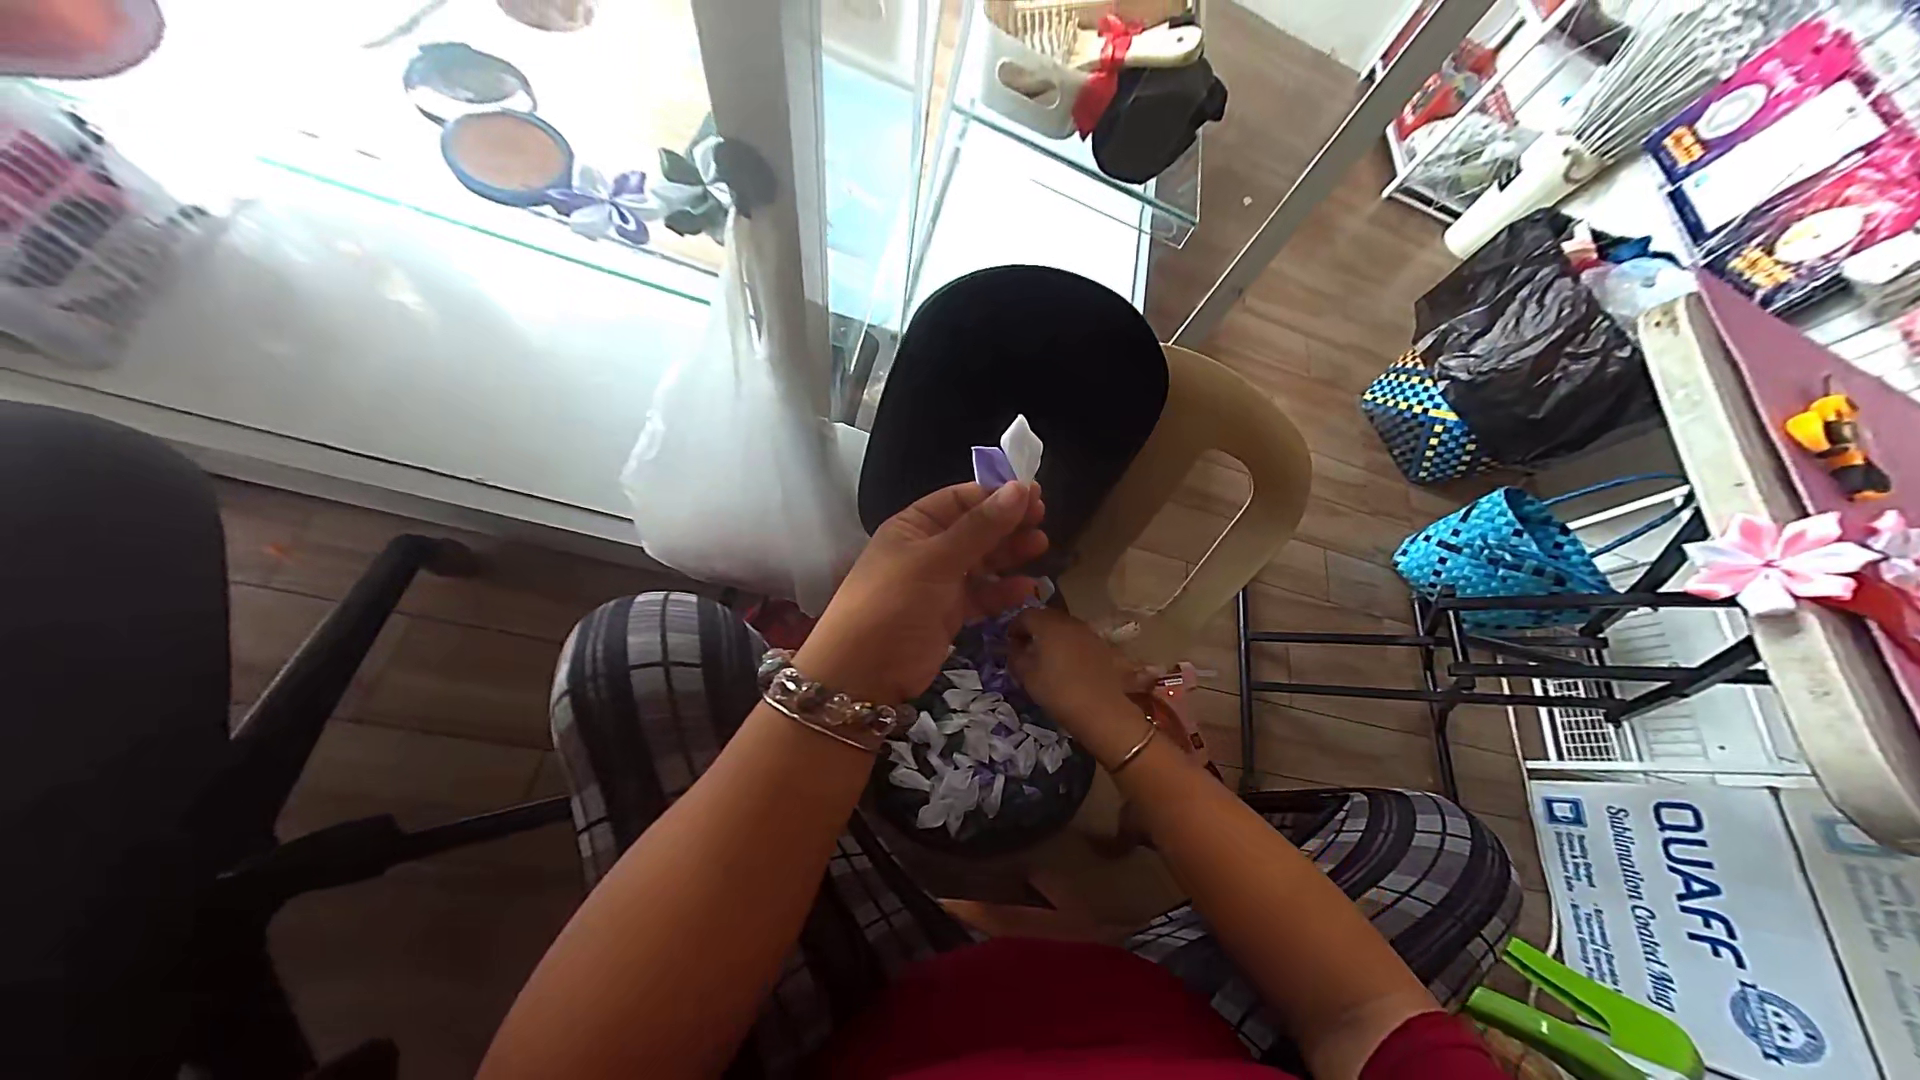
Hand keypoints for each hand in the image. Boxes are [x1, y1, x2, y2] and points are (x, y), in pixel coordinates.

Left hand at [794, 481, 1046, 704]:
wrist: (863, 673)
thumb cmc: (894, 604)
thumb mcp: (936, 560)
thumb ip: (980, 527)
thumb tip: (1020, 489)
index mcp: (914, 526)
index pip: (960, 500)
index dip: (996, 496)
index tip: (1034, 495)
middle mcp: (926, 550)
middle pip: (974, 529)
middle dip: (1007, 524)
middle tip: (1043, 520)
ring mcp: (938, 584)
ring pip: (981, 562)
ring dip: (1009, 555)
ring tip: (1041, 546)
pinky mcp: (948, 615)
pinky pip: (981, 595)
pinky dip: (1002, 591)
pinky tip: (1027, 588)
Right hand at [1007, 607, 1150, 763]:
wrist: (1101, 709)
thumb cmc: (1057, 691)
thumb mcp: (1026, 675)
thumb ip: (1015, 656)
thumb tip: (1015, 647)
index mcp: (1049, 624)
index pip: (1026, 615)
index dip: (1014, 626)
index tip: (1009, 642)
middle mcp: (1070, 622)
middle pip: (1046, 616)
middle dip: (1033, 628)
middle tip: (1025, 646)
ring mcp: (1089, 633)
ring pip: (1064, 627)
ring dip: (1052, 636)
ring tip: (1045, 655)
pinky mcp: (1102, 647)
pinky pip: (1078, 638)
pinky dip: (1068, 645)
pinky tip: (1066, 663)